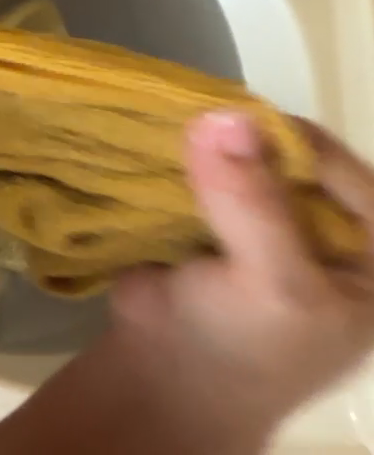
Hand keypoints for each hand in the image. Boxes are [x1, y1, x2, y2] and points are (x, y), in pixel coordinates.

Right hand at [108, 111, 373, 440]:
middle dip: (230, 133)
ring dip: (190, 142)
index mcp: (372, 247)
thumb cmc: (247, 342)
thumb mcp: (272, 282)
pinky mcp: (203, 217)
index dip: (282, 137)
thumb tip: (220, 114)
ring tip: (147, 120)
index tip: (213, 111)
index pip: (338, 169)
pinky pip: (188, 175)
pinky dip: (162, 158)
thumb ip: (252, 203)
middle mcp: (322, 225)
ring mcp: (258, 220)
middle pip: (281, 156)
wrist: (167, 372)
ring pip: (230, 161)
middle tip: (173, 110)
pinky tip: (132, 145)